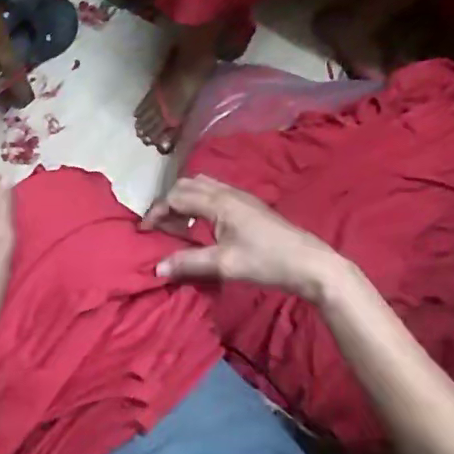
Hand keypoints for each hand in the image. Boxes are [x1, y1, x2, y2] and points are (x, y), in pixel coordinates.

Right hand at [142, 175, 354, 303]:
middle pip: (187, 185)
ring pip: (202, 186)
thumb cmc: (267, 262)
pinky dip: (199, 203)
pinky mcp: (250, 206)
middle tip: (160, 228)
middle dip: (168, 202)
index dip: (156, 211)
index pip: (176, 196)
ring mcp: (241, 197)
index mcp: (218, 202)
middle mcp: (227, 192)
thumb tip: (157, 268)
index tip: (144, 231)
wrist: (309, 263)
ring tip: (178, 226)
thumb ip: (189, 263)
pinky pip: (215, 193)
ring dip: (184, 200)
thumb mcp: (224, 265)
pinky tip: (202, 226)